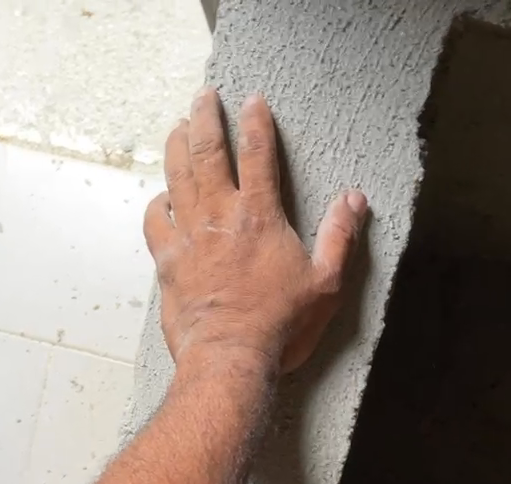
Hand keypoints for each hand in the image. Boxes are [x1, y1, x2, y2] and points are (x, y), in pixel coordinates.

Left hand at [144, 88, 367, 377]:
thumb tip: (355, 199)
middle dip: (204, 117)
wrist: (230, 358)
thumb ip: (340, 238)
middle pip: (207, 151)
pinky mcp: (169, 263)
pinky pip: (155, 221)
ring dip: (176, 146)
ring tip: (176, 128)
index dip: (256, 122)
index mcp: (260, 217)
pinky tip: (161, 198)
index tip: (252, 100)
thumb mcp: (325, 285)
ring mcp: (190, 238)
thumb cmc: (280, 326)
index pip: (258, 154)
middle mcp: (220, 217)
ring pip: (176, 176)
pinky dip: (157, 203)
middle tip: (204, 98)